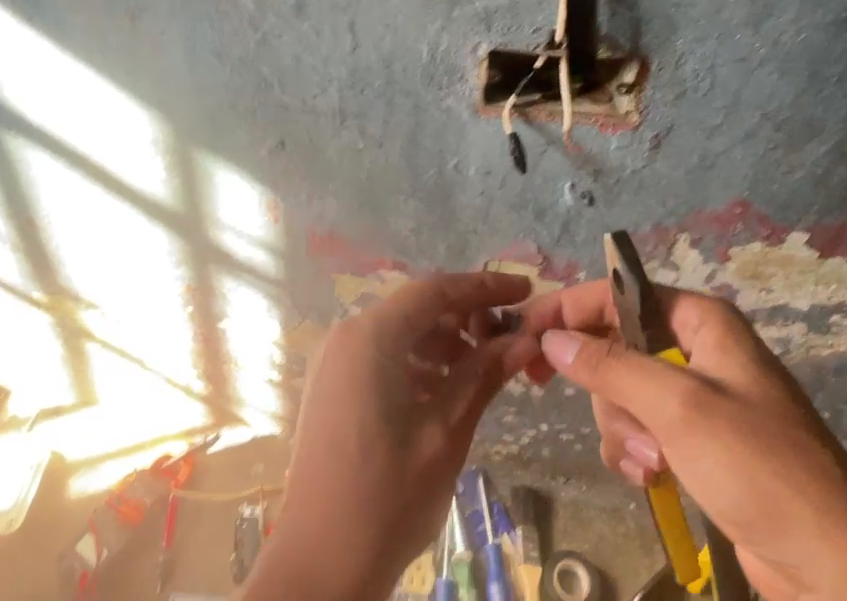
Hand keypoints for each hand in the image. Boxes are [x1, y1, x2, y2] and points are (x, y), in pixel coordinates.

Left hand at [244, 272, 537, 600]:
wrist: (320, 561)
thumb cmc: (388, 496)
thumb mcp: (446, 432)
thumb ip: (482, 375)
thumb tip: (524, 339)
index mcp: (370, 337)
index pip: (434, 290)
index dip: (483, 287)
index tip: (526, 290)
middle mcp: (346, 337)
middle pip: (415, 308)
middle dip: (465, 317)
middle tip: (511, 339)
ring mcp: (334, 363)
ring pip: (399, 333)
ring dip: (444, 342)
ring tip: (488, 366)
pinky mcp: (332, 388)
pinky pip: (381, 357)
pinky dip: (418, 363)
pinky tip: (448, 389)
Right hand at [521, 282, 846, 600]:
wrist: (831, 562)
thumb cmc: (758, 467)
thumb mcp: (677, 408)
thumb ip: (609, 366)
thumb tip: (551, 336)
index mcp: (703, 323)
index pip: (618, 295)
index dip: (571, 310)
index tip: (526, 334)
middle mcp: (698, 352)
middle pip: (616, 348)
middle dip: (610, 394)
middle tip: (624, 427)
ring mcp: (698, 401)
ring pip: (622, 396)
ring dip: (624, 432)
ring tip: (652, 464)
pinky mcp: (697, 445)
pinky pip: (640, 432)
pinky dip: (636, 455)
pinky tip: (654, 479)